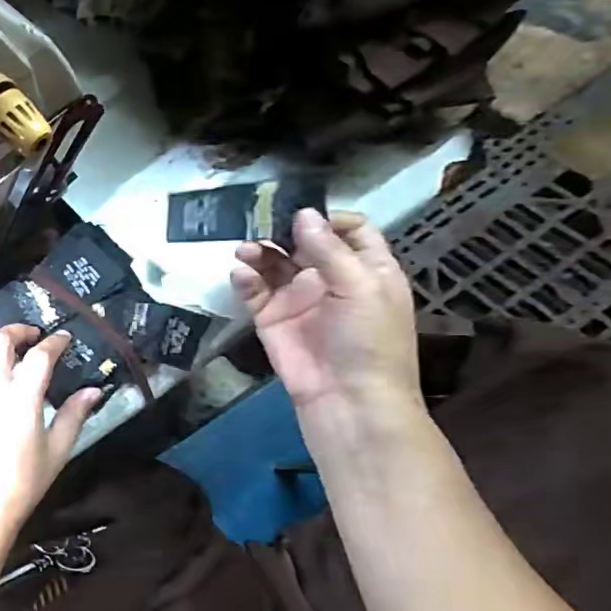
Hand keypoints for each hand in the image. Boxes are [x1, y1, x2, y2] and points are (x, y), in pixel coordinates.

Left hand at [0, 325, 102, 546]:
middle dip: (18, 330)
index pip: (40, 355)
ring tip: (6, 348)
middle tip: (32, 336)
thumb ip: (74, 415)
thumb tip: (93, 391)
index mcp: (22, 396)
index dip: (54, 342)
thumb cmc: (21, 483)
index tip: (63, 339)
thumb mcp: (57, 451)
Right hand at [231, 209, 419, 411]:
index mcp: (365, 268)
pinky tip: (242, 275)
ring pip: (273, 262)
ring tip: (245, 250)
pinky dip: (245, 279)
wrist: (346, 397)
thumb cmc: (369, 340)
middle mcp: (330, 277)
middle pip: (302, 241)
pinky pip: (253, 290)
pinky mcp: (270, 316)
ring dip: (259, 251)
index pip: (349, 229)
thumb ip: (329, 249)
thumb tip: (303, 213)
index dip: (327, 218)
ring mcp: (297, 297)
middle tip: (257, 221)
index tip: (301, 213)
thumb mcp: (360, 288)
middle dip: (280, 229)